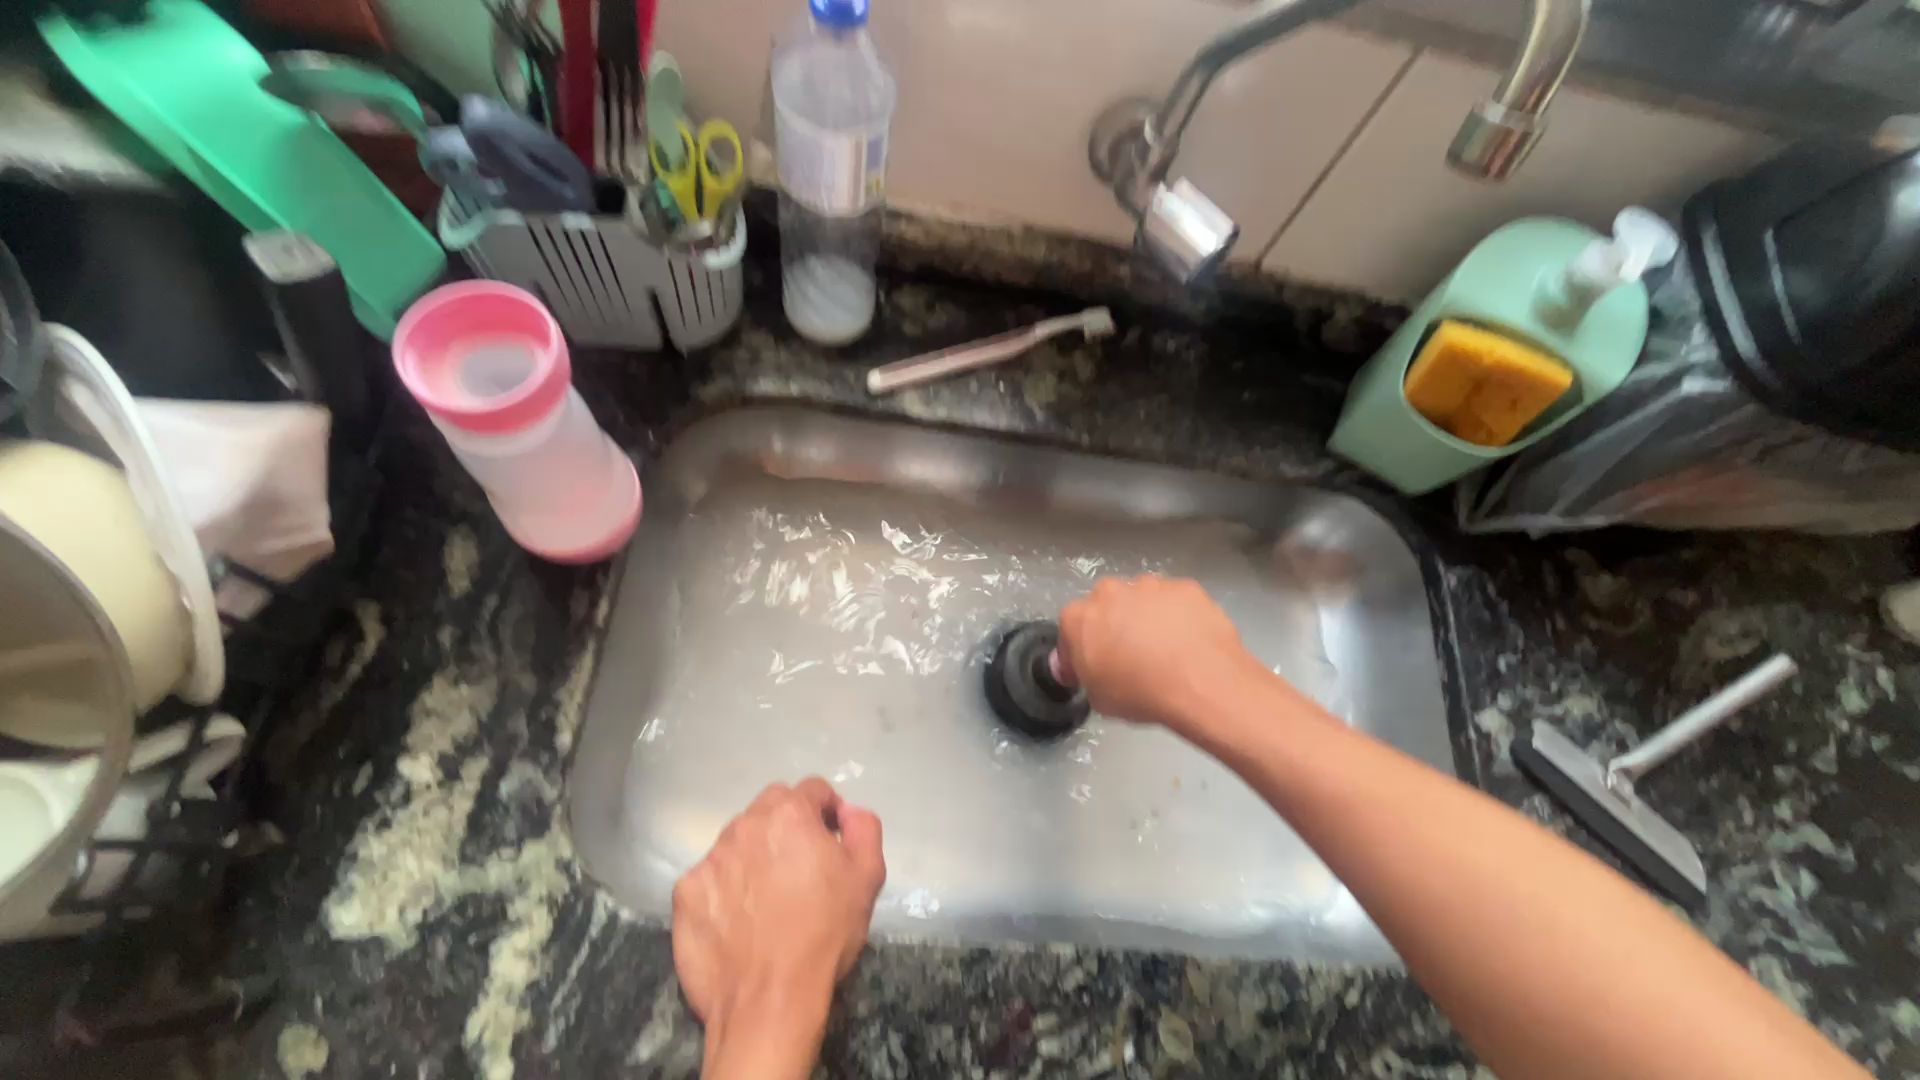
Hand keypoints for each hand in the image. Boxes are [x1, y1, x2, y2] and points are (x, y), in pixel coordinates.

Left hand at [672, 777, 885, 1079]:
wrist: (769, 1001)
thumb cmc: (825, 934)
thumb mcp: (868, 877)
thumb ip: (864, 829)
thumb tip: (848, 812)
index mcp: (789, 814)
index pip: (812, 789)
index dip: (827, 811)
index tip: (833, 840)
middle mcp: (744, 825)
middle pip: (771, 807)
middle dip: (788, 825)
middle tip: (801, 866)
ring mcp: (709, 859)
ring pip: (738, 840)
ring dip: (755, 854)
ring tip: (768, 896)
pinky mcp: (684, 893)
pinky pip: (711, 877)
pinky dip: (725, 888)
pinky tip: (739, 918)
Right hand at [1057, 575, 1270, 738]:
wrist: (1201, 682)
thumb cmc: (1141, 693)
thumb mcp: (1099, 700)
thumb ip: (1086, 676)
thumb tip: (1086, 668)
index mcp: (1078, 617)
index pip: (1070, 632)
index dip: (1079, 653)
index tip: (1091, 670)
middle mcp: (1109, 591)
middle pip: (1105, 607)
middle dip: (1112, 627)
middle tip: (1128, 656)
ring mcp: (1150, 584)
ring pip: (1141, 600)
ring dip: (1145, 618)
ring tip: (1164, 649)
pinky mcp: (1185, 587)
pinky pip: (1174, 602)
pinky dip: (1177, 616)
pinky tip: (1188, 641)